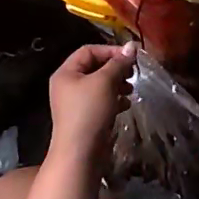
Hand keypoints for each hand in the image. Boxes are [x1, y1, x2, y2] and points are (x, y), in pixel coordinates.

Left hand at [48, 42, 136, 165]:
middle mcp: (68, 85)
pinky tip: (125, 105)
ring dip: (117, 84)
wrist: (80, 153)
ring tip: (130, 90)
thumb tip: (132, 46)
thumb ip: (118, 63)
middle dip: (116, 69)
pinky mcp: (85, 117)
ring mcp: (76, 103)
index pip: (89, 51)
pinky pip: (101, 101)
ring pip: (100, 85)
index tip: (131, 58)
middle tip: (132, 74)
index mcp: (66, 73)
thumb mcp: (105, 82)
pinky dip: (114, 99)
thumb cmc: (89, 112)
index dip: (110, 51)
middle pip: (95, 67)